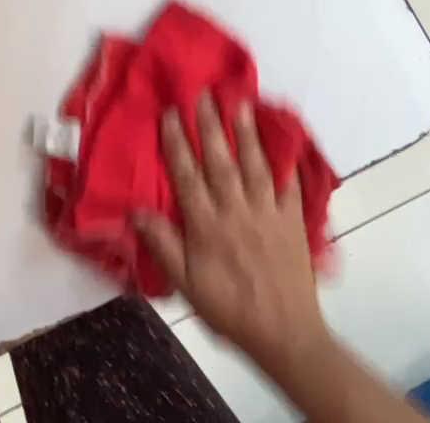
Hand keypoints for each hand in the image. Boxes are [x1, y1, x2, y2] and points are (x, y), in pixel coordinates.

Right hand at [134, 92, 330, 373]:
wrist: (286, 336)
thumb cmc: (228, 307)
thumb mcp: (185, 283)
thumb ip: (163, 244)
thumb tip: (135, 210)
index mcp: (207, 225)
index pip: (187, 175)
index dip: (177, 142)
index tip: (170, 112)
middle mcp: (237, 212)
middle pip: (221, 161)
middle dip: (211, 125)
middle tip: (204, 93)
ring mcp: (269, 215)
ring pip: (256, 166)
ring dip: (246, 133)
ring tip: (241, 103)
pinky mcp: (294, 224)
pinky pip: (290, 187)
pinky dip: (286, 162)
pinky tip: (282, 142)